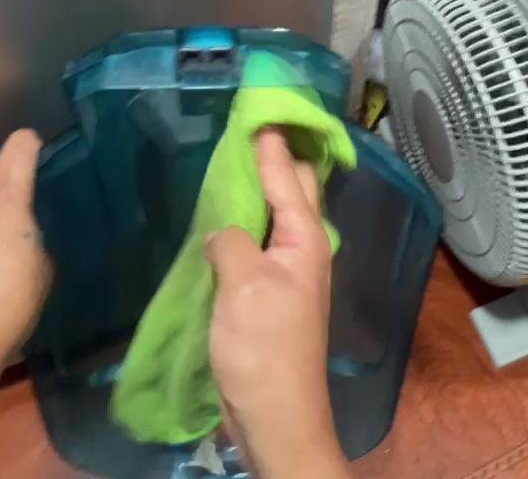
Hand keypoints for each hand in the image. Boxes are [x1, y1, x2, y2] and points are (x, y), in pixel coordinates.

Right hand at [205, 129, 346, 476]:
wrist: (276, 417)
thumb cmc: (264, 347)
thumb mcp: (243, 285)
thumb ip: (231, 241)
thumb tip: (222, 231)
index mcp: (305, 237)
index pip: (289, 174)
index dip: (273, 143)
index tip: (262, 110)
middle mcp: (304, 246)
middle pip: (294, 187)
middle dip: (279, 155)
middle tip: (253, 125)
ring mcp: (290, 270)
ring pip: (279, 212)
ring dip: (263, 185)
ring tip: (240, 158)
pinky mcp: (272, 291)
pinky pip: (263, 238)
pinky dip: (250, 217)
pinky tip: (231, 214)